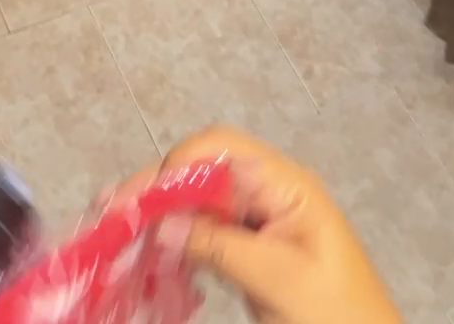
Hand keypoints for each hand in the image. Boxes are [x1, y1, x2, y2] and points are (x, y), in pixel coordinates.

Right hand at [123, 126, 401, 323]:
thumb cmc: (340, 317)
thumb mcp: (281, 279)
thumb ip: (221, 246)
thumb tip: (161, 223)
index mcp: (285, 184)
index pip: (223, 147)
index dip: (182, 161)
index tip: (151, 196)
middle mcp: (267, 191)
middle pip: (202, 171)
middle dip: (159, 186)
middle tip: (113, 206)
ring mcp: (257, 220)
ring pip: (197, 200)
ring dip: (160, 210)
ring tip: (116, 222)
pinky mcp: (247, 249)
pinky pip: (202, 230)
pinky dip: (174, 237)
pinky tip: (148, 246)